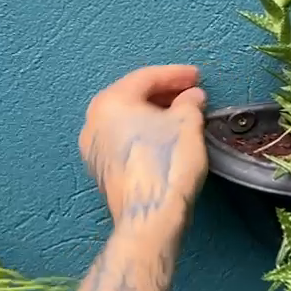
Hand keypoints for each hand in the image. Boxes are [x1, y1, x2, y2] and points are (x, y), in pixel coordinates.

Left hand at [79, 64, 208, 229]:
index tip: (196, 76)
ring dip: (154, 112)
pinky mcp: (101, 169)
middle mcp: (94, 121)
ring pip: (126, 118)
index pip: (146, 77)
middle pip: (132, 96)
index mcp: (111, 102)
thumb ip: (189, 102)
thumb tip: (191, 98)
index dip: (176, 74)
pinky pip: (124, 138)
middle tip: (190, 92)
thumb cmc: (167, 164)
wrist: (150, 216)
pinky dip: (145, 131)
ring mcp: (93, 148)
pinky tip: (165, 136)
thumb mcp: (187, 123)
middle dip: (163, 92)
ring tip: (182, 114)